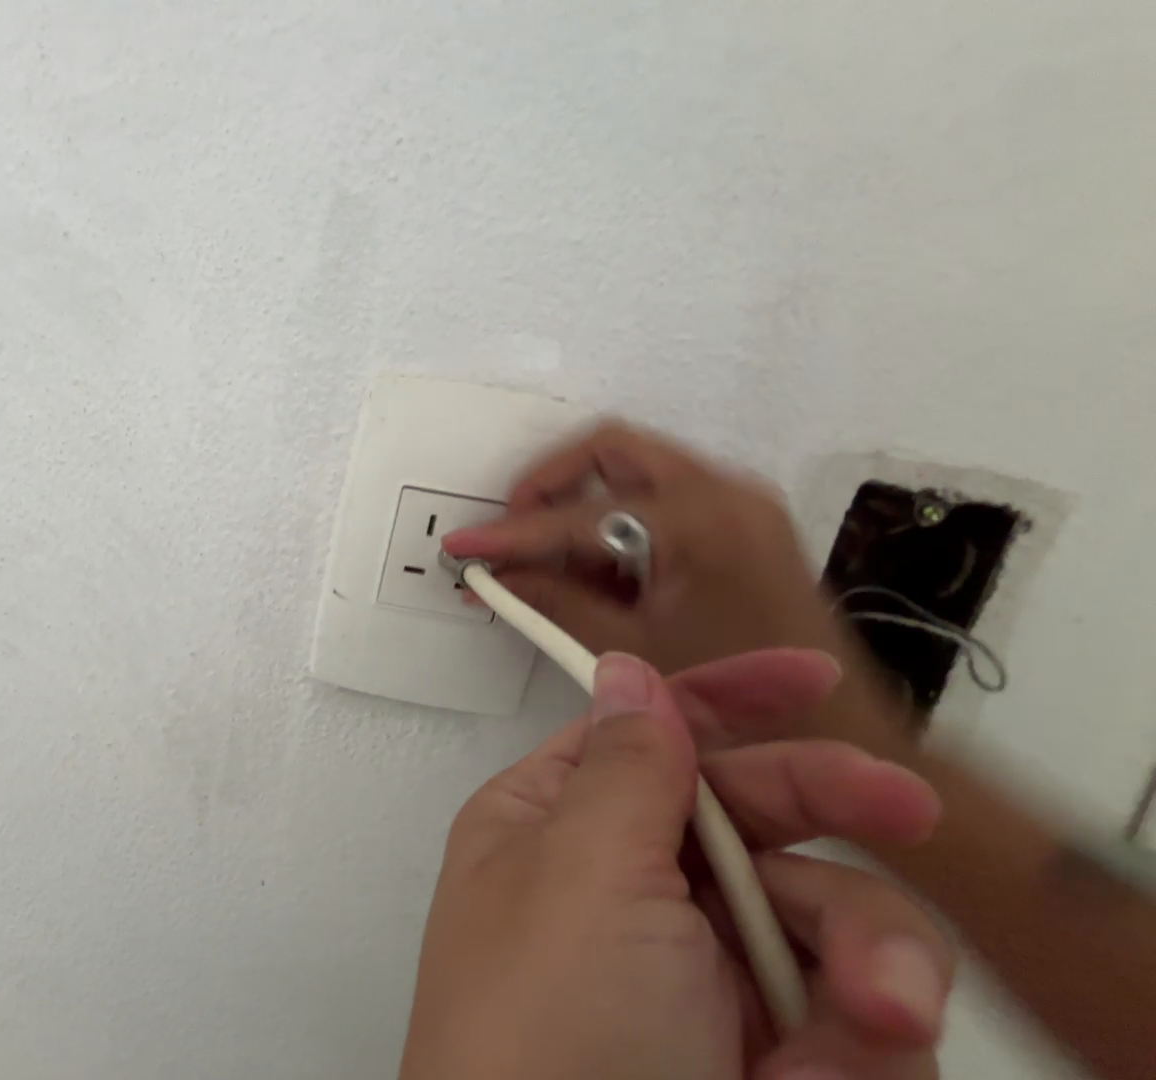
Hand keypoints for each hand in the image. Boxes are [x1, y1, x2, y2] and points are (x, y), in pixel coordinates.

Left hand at [400, 652, 951, 1079]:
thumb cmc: (548, 1022)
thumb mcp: (580, 872)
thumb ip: (624, 770)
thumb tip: (626, 672)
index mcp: (556, 821)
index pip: (646, 733)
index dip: (724, 697)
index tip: (812, 678)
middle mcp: (623, 881)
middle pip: (751, 810)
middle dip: (830, 809)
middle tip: (907, 812)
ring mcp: (694, 966)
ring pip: (819, 913)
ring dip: (865, 957)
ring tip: (866, 1018)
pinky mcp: (758, 1050)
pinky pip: (849, 1017)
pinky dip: (859, 1049)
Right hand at [441, 420, 847, 675]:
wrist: (841, 731)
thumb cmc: (738, 701)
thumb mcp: (627, 650)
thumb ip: (551, 601)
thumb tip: (491, 577)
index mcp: (698, 521)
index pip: (577, 513)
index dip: (510, 533)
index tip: (462, 547)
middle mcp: (723, 492)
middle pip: (608, 451)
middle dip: (546, 486)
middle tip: (512, 532)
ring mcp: (736, 503)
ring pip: (629, 470)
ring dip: (577, 506)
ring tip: (546, 564)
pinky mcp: (738, 523)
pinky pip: (655, 499)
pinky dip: (611, 526)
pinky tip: (592, 576)